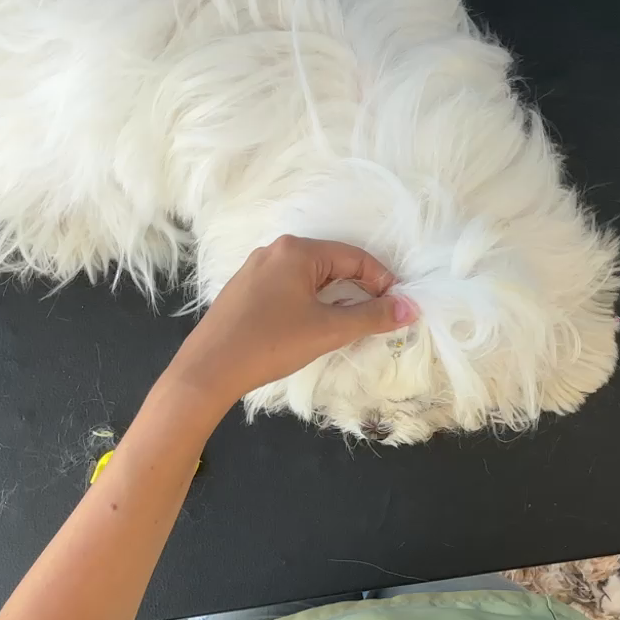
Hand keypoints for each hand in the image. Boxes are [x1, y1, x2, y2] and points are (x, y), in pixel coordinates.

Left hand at [164, 236, 415, 406]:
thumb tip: (410, 308)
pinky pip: (287, 288)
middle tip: (376, 318)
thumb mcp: (328, 330)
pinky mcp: (244, 291)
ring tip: (347, 325)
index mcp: (297, 251)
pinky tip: (310, 326)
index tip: (397, 307)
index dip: (382, 281)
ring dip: (334, 297)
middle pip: (331, 264)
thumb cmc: (271, 344)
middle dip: (358, 289)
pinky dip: (309, 302)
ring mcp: (255, 270)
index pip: (354, 257)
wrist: (209, 368)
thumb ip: (371, 317)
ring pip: (309, 278)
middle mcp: (275, 251)